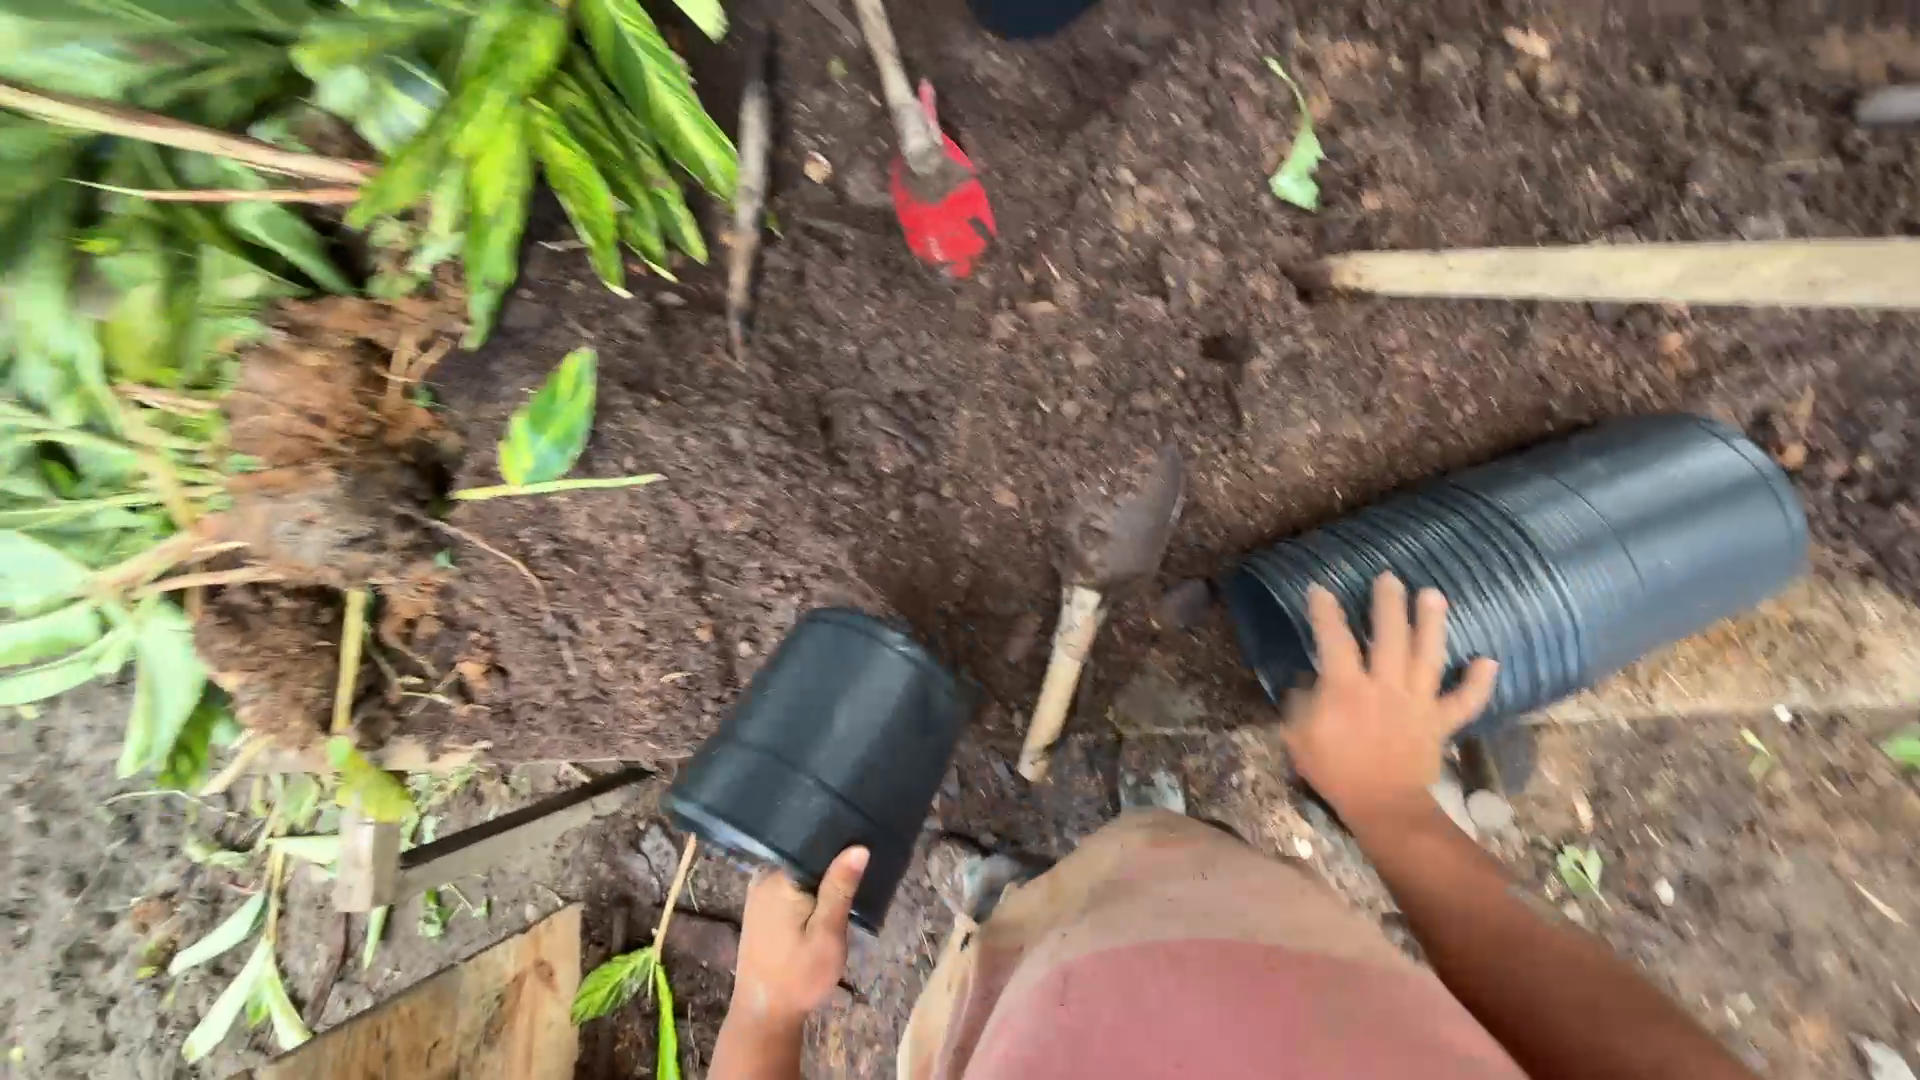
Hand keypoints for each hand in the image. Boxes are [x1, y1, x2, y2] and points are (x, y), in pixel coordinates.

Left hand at [729, 846, 867, 1030]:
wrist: (764, 1017)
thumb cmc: (799, 977)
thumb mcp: (827, 936)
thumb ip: (839, 890)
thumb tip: (858, 847)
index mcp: (779, 879)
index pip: (814, 842)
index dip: (841, 841)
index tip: (865, 842)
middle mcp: (765, 877)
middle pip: (807, 854)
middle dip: (833, 860)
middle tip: (864, 865)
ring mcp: (759, 891)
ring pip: (800, 870)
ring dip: (822, 876)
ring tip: (851, 876)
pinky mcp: (761, 906)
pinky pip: (791, 883)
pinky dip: (810, 887)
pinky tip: (827, 895)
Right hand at [1281, 574, 1498, 831]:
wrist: (1384, 807)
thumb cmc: (1334, 771)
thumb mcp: (1299, 736)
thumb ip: (1302, 703)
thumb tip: (1309, 680)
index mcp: (1347, 689)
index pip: (1334, 640)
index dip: (1325, 612)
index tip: (1320, 590)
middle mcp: (1386, 687)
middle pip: (1390, 637)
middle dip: (1388, 604)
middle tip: (1389, 578)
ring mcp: (1418, 703)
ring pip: (1428, 656)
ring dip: (1431, 624)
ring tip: (1434, 595)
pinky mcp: (1440, 722)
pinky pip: (1464, 701)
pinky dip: (1478, 682)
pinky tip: (1487, 660)